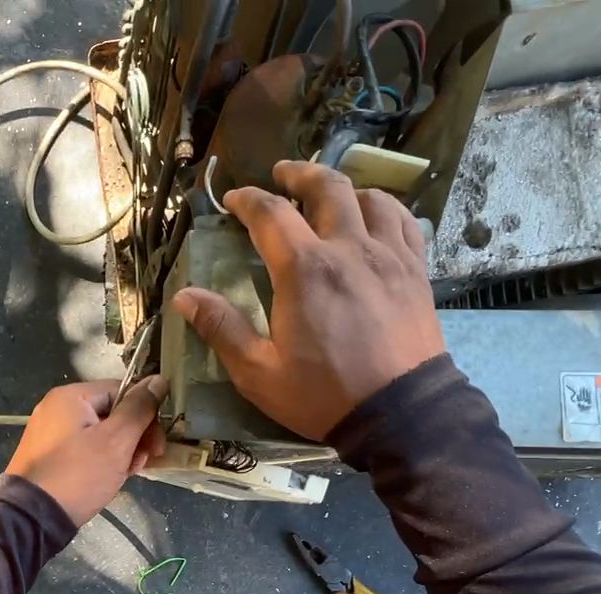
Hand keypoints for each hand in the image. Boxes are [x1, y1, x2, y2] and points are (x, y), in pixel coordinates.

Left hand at [4, 376, 168, 526]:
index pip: (122, 390)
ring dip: (121, 451)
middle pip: (111, 412)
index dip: (145, 415)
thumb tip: (159, 380)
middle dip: (134, 437)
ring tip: (126, 474)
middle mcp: (56, 408)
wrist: (33, 517)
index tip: (157, 445)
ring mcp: (50, 433)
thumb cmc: (78, 475)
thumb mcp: (116, 440)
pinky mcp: (49, 456)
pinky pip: (84, 449)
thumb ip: (139, 408)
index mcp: (70, 396)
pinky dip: (101, 460)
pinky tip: (109, 478)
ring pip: (99, 433)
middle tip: (143, 463)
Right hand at [171, 161, 444, 440]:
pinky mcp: (415, 270)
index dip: (248, 201)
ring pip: (370, 197)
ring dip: (343, 188)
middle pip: (327, 188)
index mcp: (304, 270)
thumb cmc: (321, 394)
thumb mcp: (258, 372)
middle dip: (300, 175)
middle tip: (282, 174)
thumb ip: (222, 329)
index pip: (271, 215)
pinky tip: (373, 217)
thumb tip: (185, 297)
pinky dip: (383, 208)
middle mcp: (348, 248)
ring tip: (328, 195)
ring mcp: (389, 255)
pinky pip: (403, 220)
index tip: (233, 200)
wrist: (399, 413)